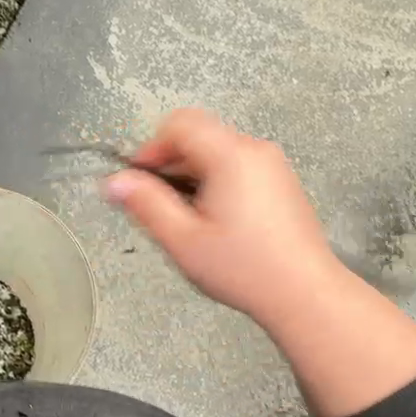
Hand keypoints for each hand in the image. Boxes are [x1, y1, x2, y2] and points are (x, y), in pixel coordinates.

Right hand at [106, 109, 344, 323]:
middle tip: (158, 208)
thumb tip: (112, 181)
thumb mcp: (182, 239)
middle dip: (170, 165)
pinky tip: (213, 222)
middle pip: (199, 135)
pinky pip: (237, 167)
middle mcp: (254, 149)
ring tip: (185, 220)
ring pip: (217, 152)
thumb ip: (145, 204)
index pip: (180, 124)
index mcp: (230, 156)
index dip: (151, 148)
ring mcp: (272, 165)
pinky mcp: (280, 182)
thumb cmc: (240, 267)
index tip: (138, 184)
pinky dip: (214, 182)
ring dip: (191, 176)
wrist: (303, 292)